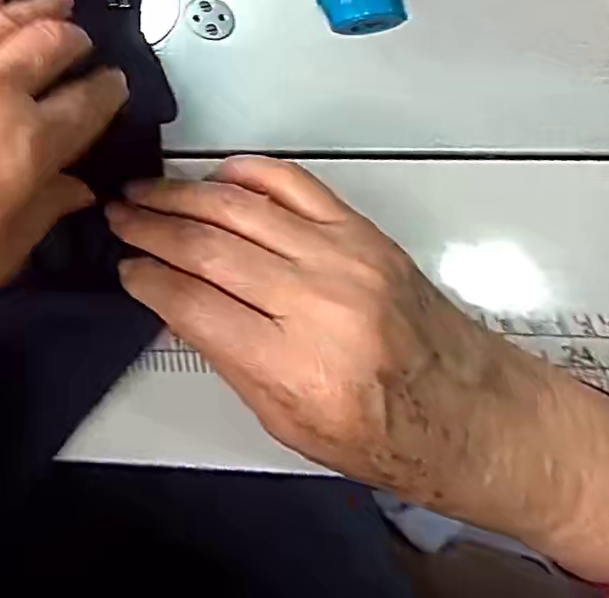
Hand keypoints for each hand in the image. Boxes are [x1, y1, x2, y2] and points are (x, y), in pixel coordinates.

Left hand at [0, 0, 129, 360]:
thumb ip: (42, 212)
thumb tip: (73, 187)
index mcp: (27, 144)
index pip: (88, 102)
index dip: (108, 90)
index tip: (112, 85)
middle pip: (52, 41)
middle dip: (75, 39)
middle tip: (81, 45)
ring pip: (5, 18)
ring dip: (36, 8)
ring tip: (54, 6)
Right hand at [109, 157, 608, 579]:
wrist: (496, 423)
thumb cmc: (382, 437)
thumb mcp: (281, 418)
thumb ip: (217, 348)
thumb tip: (161, 289)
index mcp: (296, 367)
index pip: (186, 299)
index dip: (141, 275)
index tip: (121, 265)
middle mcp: (320, 305)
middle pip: (203, 246)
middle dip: (145, 226)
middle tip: (112, 215)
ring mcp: (346, 260)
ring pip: (234, 207)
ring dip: (174, 193)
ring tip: (138, 191)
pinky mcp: (364, 234)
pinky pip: (290, 182)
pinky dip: (242, 171)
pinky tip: (209, 176)